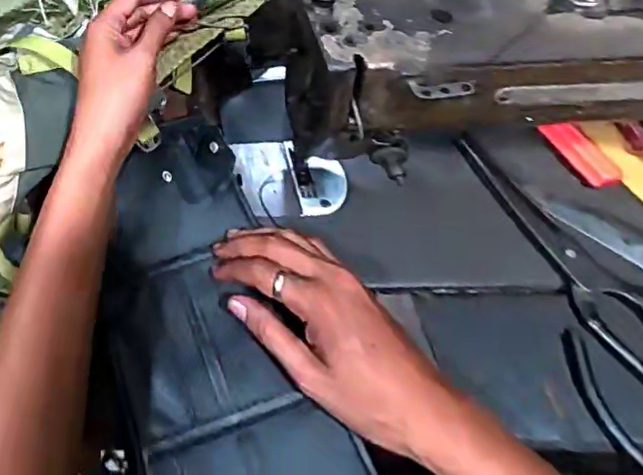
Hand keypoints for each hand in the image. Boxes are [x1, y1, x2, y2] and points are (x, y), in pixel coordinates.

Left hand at [70, 0, 196, 164]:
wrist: (102, 139)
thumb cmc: (119, 96)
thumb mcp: (142, 57)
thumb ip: (157, 28)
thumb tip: (171, 6)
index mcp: (103, 26)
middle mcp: (104, 35)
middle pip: (136, 12)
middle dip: (165, 8)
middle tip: (195, 10)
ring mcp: (110, 53)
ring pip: (139, 29)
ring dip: (163, 24)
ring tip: (192, 21)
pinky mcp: (118, 69)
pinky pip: (139, 46)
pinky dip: (157, 40)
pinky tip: (176, 38)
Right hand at [215, 229, 487, 466]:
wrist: (426, 407)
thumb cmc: (372, 400)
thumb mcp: (311, 377)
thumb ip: (270, 334)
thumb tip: (238, 304)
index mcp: (318, 301)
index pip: (263, 270)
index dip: (234, 268)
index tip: (216, 272)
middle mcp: (332, 278)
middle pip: (276, 244)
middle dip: (243, 243)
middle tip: (219, 249)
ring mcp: (345, 275)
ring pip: (295, 238)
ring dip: (263, 235)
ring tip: (238, 238)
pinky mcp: (354, 280)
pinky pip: (313, 245)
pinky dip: (287, 238)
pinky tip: (277, 242)